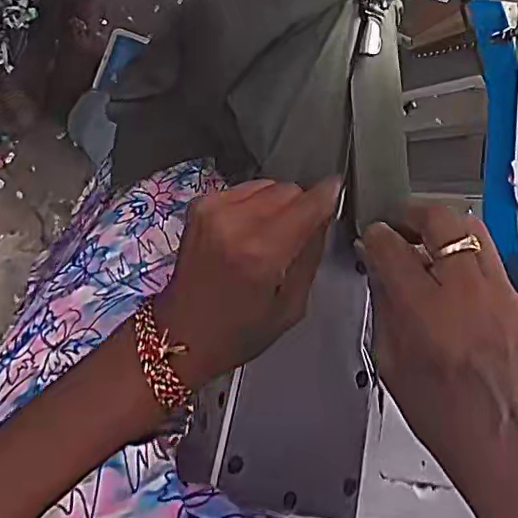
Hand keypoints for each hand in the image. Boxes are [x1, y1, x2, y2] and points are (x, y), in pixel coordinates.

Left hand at [150, 177, 341, 387]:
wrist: (180, 333)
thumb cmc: (236, 331)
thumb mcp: (291, 305)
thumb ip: (311, 254)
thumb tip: (323, 217)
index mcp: (260, 253)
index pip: (308, 203)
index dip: (328, 195)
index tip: (337, 191)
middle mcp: (235, 223)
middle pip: (289, 189)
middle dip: (301, 206)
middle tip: (298, 234)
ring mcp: (214, 209)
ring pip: (268, 184)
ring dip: (277, 202)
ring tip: (270, 234)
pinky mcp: (201, 204)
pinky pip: (245, 188)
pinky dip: (254, 202)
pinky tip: (249, 229)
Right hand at [362, 204, 517, 517]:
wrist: (498, 441)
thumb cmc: (444, 412)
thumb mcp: (390, 359)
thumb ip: (384, 304)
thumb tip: (380, 267)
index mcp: (426, 313)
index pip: (392, 246)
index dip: (377, 234)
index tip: (374, 234)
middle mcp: (467, 297)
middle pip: (440, 220)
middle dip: (414, 213)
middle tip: (401, 221)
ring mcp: (501, 297)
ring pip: (473, 229)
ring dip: (446, 229)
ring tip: (430, 239)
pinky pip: (493, 264)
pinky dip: (471, 264)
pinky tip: (460, 283)